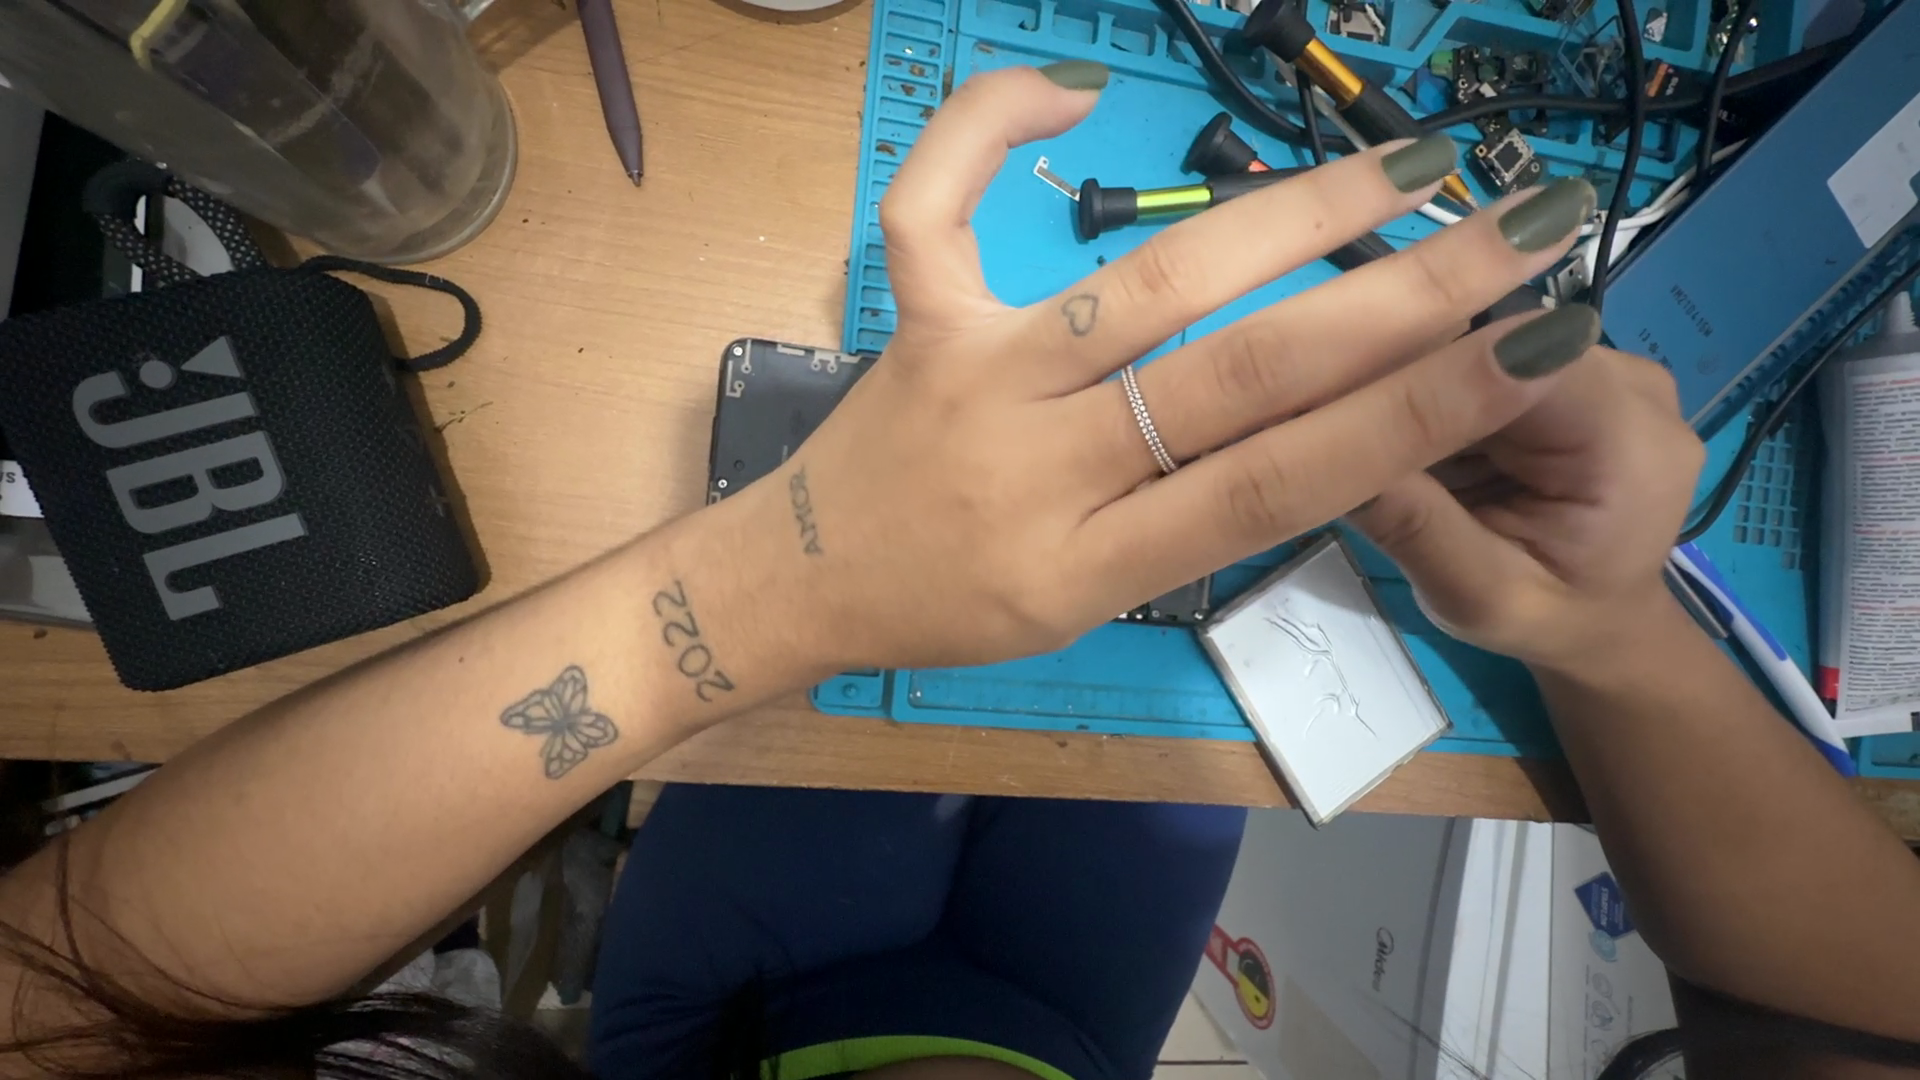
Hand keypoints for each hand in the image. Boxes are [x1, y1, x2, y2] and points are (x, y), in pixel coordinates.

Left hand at [735, 63, 1600, 671]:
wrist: (804, 584)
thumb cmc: (942, 610)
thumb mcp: (1071, 613)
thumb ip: (1172, 537)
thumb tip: (1285, 439)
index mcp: (1086, 567)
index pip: (1272, 485)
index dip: (1411, 418)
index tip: (1525, 351)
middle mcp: (1038, 466)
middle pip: (1235, 377)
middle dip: (1395, 305)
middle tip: (1518, 234)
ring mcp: (972, 378)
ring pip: (1143, 287)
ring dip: (1284, 219)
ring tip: (1405, 166)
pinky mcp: (913, 326)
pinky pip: (935, 208)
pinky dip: (986, 125)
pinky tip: (1069, 88)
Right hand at [1348, 346, 1705, 672]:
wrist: (1596, 624)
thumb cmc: (1543, 619)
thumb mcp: (1471, 595)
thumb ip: (1412, 523)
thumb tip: (1324, 451)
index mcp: (1626, 444)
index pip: (1511, 361)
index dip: (1418, 370)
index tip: (1332, 401)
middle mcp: (1630, 387)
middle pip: (1494, 347)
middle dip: (1410, 382)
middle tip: (1335, 429)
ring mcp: (1605, 375)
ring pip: (1483, 350)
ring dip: (1418, 390)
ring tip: (1373, 440)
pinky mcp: (1573, 380)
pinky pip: (1486, 366)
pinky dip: (1436, 399)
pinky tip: (1412, 441)